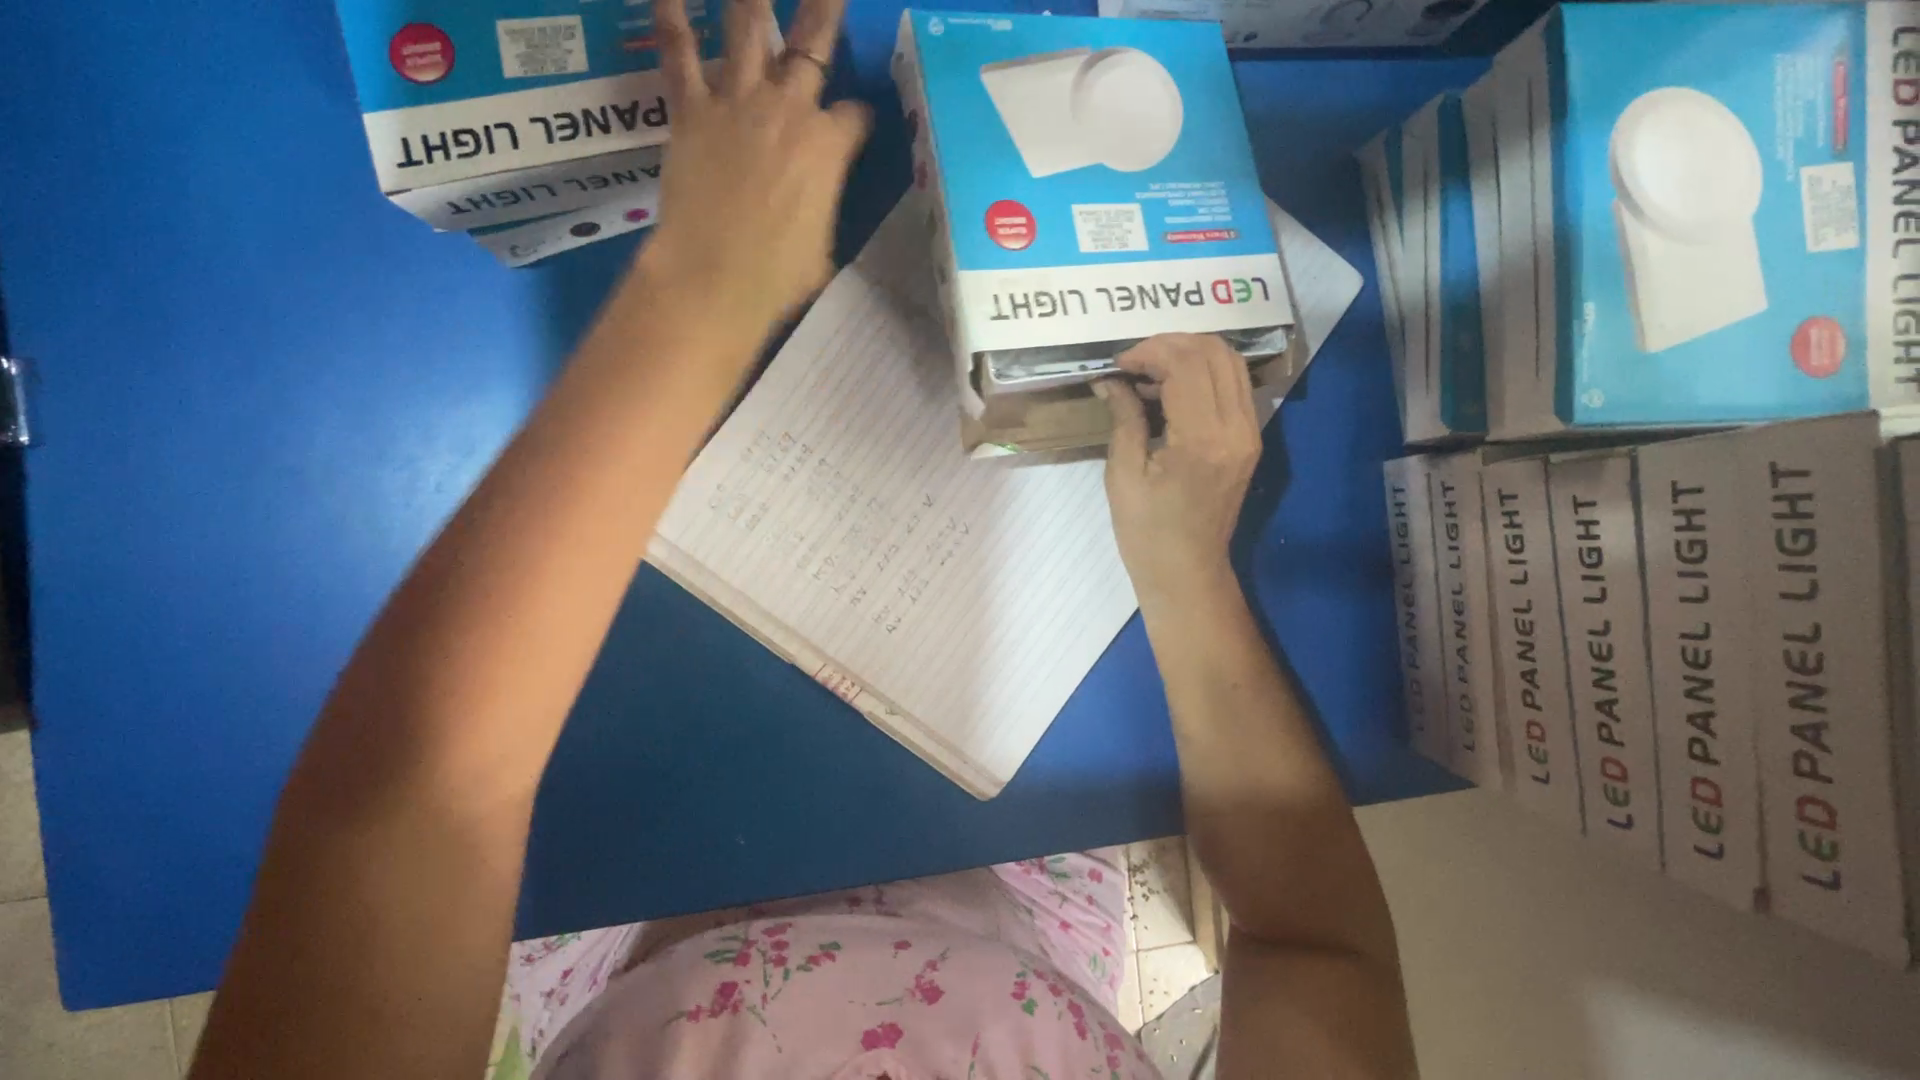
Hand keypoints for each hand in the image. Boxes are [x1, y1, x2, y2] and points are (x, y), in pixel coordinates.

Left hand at [639, 0, 871, 334]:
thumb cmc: (780, 276)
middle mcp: (791, 108)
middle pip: (815, 42)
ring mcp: (739, 101)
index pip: (856, 115)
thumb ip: (824, 208)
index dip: (858, 119)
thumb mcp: (825, 247)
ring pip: (750, 24)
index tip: (856, 125)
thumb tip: (818, 205)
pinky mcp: (692, 108)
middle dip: (827, 7)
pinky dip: (670, 15)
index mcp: (831, 147)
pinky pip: (679, 50)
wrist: (715, 276)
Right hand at [1097, 334, 1262, 609]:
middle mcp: (1236, 429)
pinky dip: (1203, 374)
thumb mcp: (1123, 475)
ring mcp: (1249, 434)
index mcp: (1202, 440)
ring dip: (1189, 355)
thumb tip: (1111, 380)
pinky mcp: (1250, 440)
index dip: (1149, 352)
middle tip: (1134, 361)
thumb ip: (1124, 418)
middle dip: (1170, 344)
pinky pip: (1233, 386)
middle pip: (1214, 353)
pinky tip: (1170, 391)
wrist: (1187, 572)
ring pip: (1229, 363)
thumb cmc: (1147, 533)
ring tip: (1150, 373)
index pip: (1185, 365)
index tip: (1118, 364)